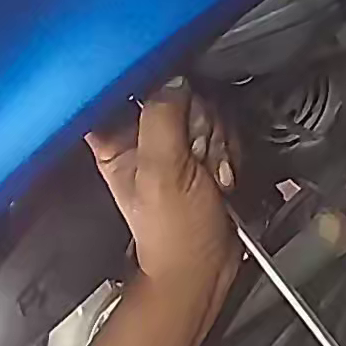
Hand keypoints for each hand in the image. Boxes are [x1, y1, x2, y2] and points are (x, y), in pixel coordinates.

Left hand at [85, 77, 238, 296]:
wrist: (205, 266)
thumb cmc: (173, 235)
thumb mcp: (161, 173)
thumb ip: (163, 118)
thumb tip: (174, 79)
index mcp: (116, 139)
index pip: (127, 88)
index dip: (152, 87)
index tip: (173, 106)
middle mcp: (145, 135)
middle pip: (179, 94)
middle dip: (198, 125)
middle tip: (196, 156)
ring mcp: (177, 142)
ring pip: (206, 109)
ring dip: (217, 142)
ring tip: (210, 175)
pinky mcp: (203, 150)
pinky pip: (224, 128)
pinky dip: (229, 150)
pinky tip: (222, 175)